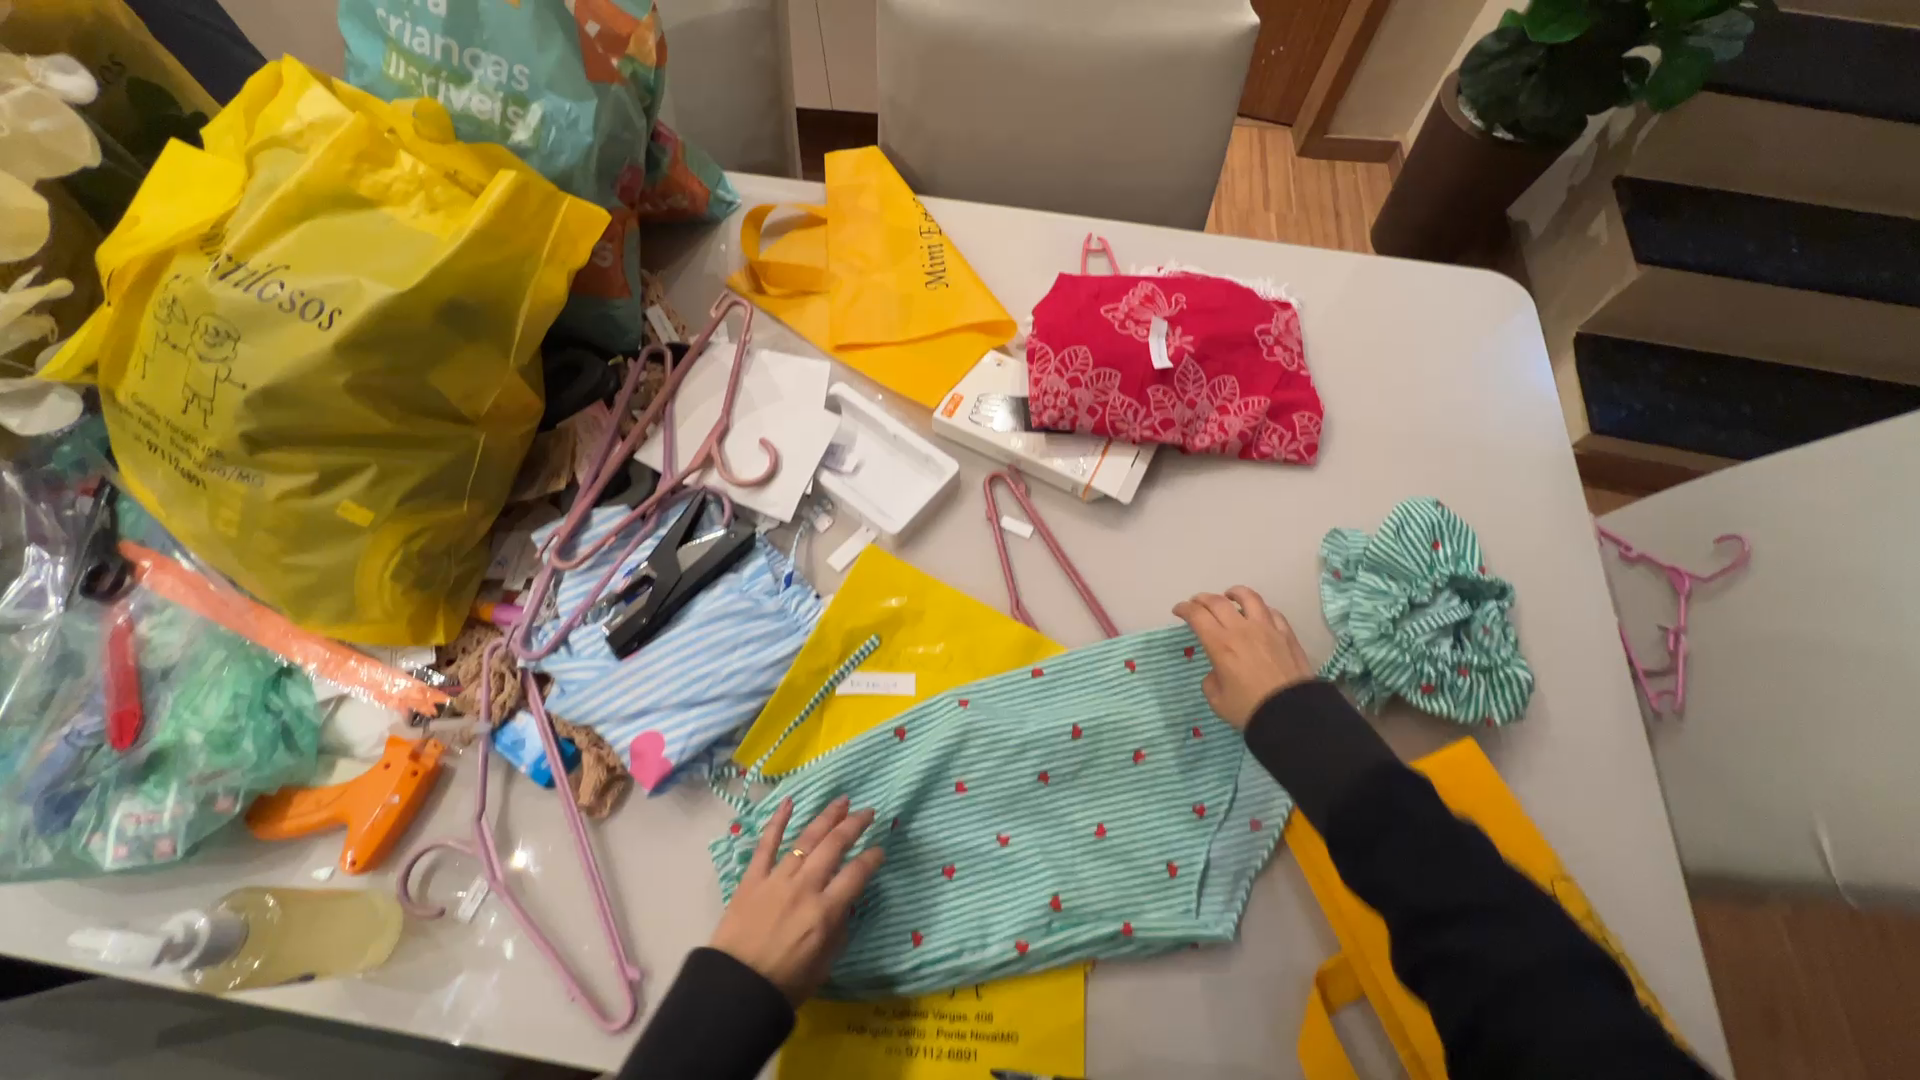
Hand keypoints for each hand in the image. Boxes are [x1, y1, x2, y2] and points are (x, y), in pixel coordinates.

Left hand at [711, 796, 884, 1005]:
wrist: (734, 989)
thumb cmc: (785, 984)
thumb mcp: (824, 963)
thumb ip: (838, 929)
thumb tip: (844, 903)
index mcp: (825, 912)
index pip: (856, 874)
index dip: (872, 858)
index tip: (880, 849)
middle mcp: (804, 888)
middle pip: (834, 846)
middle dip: (854, 825)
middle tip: (868, 812)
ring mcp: (777, 879)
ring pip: (806, 839)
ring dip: (826, 817)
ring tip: (842, 801)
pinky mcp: (752, 879)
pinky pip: (766, 844)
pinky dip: (777, 821)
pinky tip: (789, 802)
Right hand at [1173, 586, 1314, 729]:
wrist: (1292, 715)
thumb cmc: (1249, 709)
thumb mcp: (1217, 700)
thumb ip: (1211, 680)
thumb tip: (1218, 670)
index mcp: (1220, 644)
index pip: (1197, 615)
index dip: (1184, 609)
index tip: (1178, 610)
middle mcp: (1241, 630)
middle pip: (1218, 602)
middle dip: (1202, 599)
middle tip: (1196, 603)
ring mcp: (1266, 629)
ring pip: (1249, 598)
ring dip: (1234, 593)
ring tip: (1229, 596)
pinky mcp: (1286, 634)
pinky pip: (1272, 612)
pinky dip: (1260, 609)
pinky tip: (1258, 614)